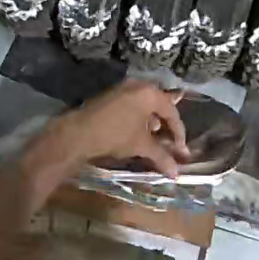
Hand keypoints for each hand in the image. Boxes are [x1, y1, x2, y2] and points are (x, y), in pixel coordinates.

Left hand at [29, 80, 191, 179]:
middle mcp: (138, 86)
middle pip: (159, 106)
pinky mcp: (110, 96)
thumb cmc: (115, 135)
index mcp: (149, 93)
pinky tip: (136, 134)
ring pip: (145, 106)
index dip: (178, 133)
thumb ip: (161, 156)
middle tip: (170, 143)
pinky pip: (132, 106)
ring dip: (152, 123)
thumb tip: (176, 174)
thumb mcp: (141, 145)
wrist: (77, 133)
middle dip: (165, 126)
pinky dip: (138, 119)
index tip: (181, 150)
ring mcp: (122, 89)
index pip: (172, 112)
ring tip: (153, 140)